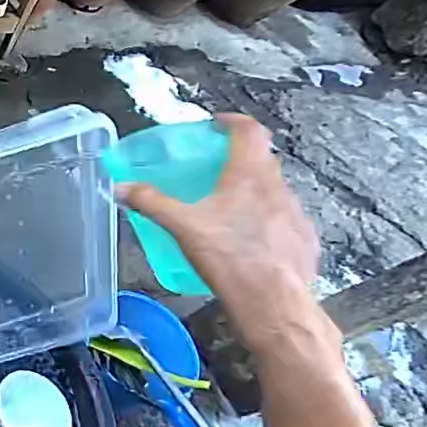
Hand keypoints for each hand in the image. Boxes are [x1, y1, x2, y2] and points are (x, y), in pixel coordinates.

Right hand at [117, 114, 324, 340]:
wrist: (274, 304)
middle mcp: (277, 188)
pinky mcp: (303, 240)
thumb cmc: (230, 259)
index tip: (218, 125)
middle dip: (239, 158)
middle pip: (262, 159)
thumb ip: (152, 203)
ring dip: (255, 191)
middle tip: (216, 168)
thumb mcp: (182, 228)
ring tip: (231, 208)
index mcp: (249, 175)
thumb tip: (123, 188)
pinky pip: (285, 220)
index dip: (233, 122)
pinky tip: (251, 240)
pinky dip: (268, 221)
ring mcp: (295, 214)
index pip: (249, 131)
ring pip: (274, 190)